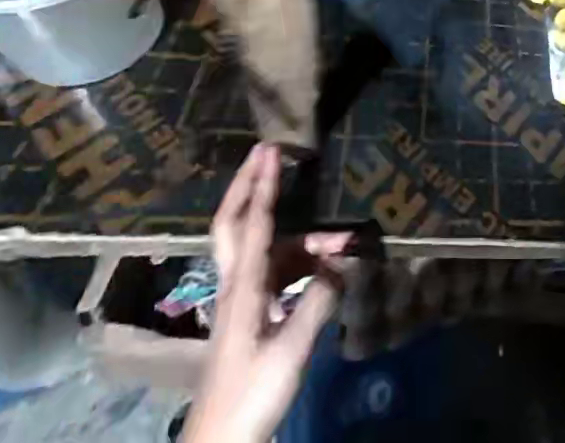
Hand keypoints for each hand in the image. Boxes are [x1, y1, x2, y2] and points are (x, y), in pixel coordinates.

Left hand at [185, 144, 346, 442]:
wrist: (219, 440)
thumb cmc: (251, 395)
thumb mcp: (290, 352)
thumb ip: (317, 303)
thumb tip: (341, 265)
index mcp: (243, 287)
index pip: (254, 224)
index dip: (264, 185)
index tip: (270, 150)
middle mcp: (237, 281)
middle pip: (236, 221)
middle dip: (250, 184)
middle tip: (268, 154)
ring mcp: (242, 296)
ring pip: (268, 248)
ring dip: (303, 237)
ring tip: (344, 240)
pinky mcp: (250, 311)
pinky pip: (277, 271)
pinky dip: (302, 262)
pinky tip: (328, 269)